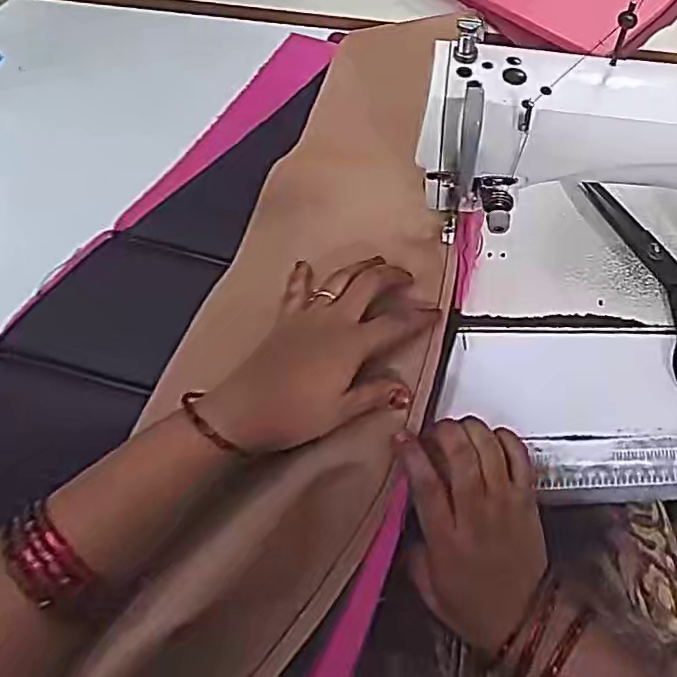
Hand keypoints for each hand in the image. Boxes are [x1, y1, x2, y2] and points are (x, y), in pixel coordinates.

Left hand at [195, 259, 436, 452]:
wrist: (242, 411)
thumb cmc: (292, 415)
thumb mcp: (339, 412)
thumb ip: (373, 395)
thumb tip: (402, 390)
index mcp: (352, 344)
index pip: (395, 324)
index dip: (418, 317)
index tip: (434, 312)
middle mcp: (334, 320)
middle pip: (369, 284)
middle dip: (392, 275)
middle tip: (407, 276)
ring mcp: (309, 315)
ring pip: (340, 278)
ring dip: (361, 266)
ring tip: (375, 261)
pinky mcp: (287, 318)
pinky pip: (297, 290)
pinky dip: (302, 276)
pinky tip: (304, 265)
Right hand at [400, 419, 547, 653]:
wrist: (523, 619)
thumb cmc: (473, 604)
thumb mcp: (429, 586)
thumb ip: (414, 547)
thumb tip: (406, 510)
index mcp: (447, 539)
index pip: (427, 484)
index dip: (413, 454)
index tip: (402, 437)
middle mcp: (477, 514)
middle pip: (461, 456)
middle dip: (444, 431)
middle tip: (435, 430)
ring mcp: (505, 502)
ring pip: (489, 448)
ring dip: (472, 428)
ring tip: (461, 429)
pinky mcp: (527, 497)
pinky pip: (519, 454)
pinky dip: (505, 437)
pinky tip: (492, 437)